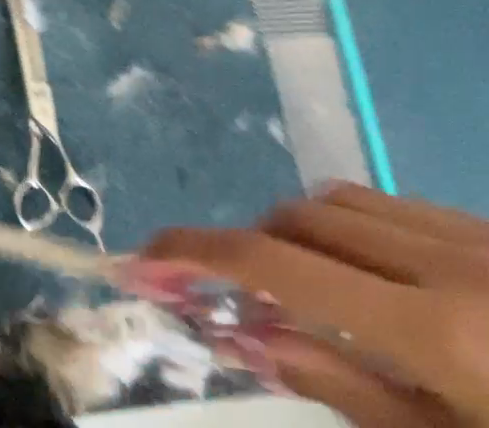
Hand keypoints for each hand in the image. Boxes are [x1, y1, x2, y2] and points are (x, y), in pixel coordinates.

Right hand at [144, 182, 488, 426]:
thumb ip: (345, 388)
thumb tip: (242, 335)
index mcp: (441, 332)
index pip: (269, 263)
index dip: (187, 253)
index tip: (135, 260)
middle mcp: (463, 267)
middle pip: (300, 216)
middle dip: (248, 246)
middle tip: (233, 294)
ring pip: (348, 201)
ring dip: (302, 233)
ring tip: (308, 286)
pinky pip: (410, 211)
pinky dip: (364, 233)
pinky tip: (383, 281)